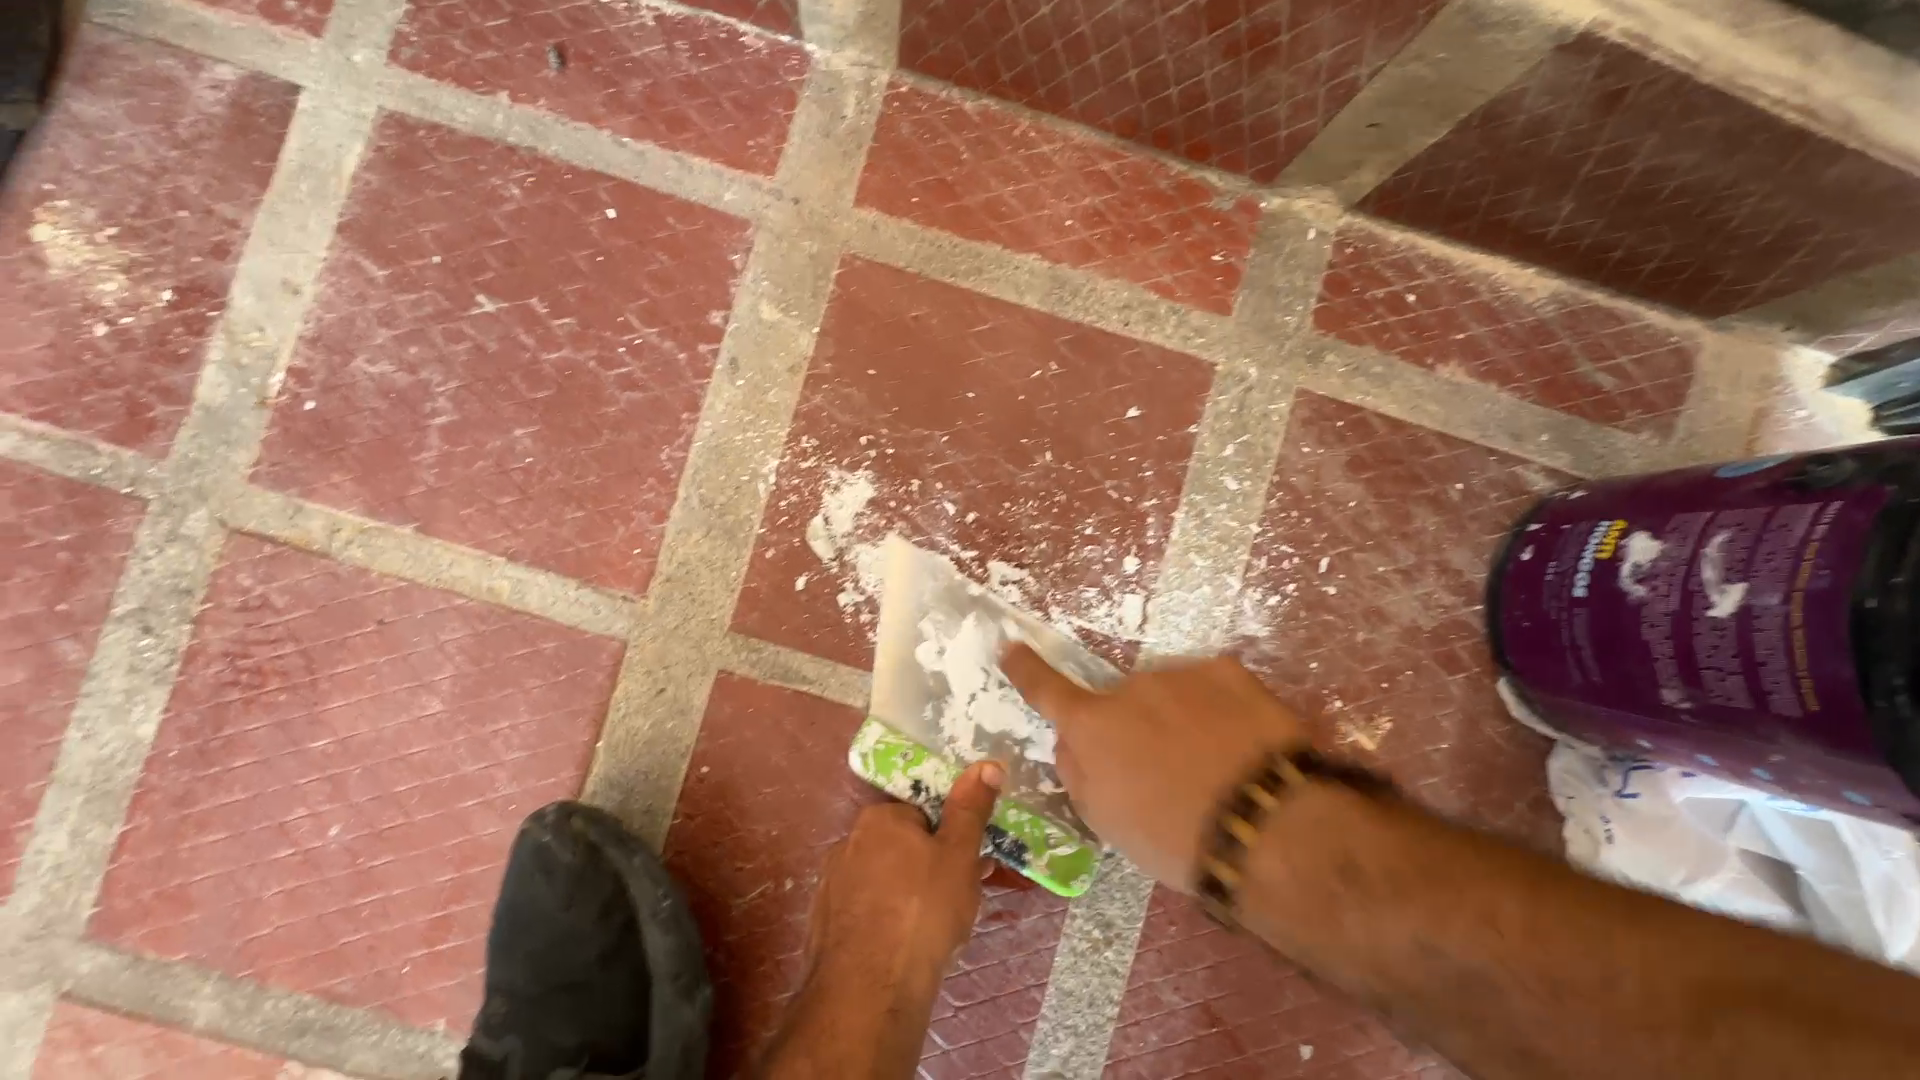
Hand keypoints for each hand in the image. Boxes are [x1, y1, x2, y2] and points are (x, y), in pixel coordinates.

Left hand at [802, 761, 1003, 993]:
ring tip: (931, 932)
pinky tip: (900, 950)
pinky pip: (863, 913)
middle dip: (928, 869)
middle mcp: (847, 843)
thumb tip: (987, 764)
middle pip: (900, 848)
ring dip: (905, 897)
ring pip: (881, 882)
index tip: (966, 866)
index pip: (921, 815)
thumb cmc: (923, 910)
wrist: (870, 990)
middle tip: (955, 901)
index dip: (948, 840)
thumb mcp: (959, 854)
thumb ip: (971, 808)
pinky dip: (883, 924)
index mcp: (878, 819)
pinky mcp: (822, 926)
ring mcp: (830, 886)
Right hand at [1000, 647, 1308, 887]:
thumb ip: (1079, 771)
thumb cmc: (1173, 836)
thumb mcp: (1106, 820)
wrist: (1264, 825)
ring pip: (1171, 696)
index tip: (1010, 646)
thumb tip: (1073, 741)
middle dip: (1136, 728)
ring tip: (1215, 767)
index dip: (1026, 669)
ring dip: (1181, 721)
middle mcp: (1130, 688)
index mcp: (1092, 726)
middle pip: (1123, 704)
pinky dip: (1220, 713)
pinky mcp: (1228, 671)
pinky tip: (1242, 746)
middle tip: (1169, 773)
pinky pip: (1211, 689)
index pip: (1046, 690)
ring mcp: (1180, 674)